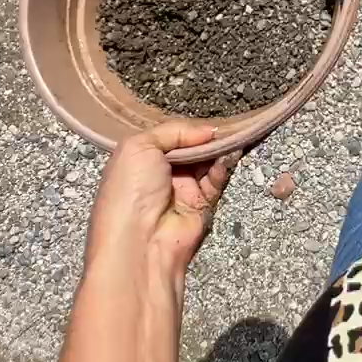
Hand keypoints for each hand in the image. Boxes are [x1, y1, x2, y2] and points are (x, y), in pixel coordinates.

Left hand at [87, 122, 240, 277]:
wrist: (139, 243)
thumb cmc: (130, 190)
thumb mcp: (139, 146)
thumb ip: (174, 130)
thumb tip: (209, 130)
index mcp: (139, 159)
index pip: (169, 136)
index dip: (187, 128)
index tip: (206, 119)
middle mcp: (161, 173)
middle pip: (191, 147)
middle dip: (206, 137)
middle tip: (225, 125)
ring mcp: (182, 189)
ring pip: (207, 161)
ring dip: (218, 149)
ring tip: (231, 137)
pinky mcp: (202, 204)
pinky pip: (216, 180)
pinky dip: (223, 167)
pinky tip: (228, 156)